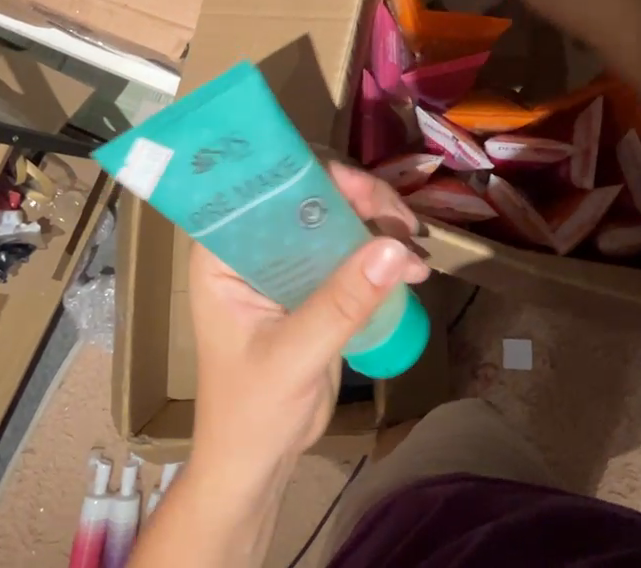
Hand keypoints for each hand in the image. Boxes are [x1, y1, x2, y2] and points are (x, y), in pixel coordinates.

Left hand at [185, 161, 430, 484]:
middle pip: (310, 198)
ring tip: (416, 253)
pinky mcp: (312, 284)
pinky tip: (413, 268)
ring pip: (336, 220)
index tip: (366, 191)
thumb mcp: (293, 356)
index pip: (268, 190)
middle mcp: (252, 247)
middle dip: (361, 201)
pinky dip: (381, 254)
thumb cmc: (251, 410)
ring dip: (378, 227)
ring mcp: (284, 264)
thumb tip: (394, 247)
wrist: (258, 462)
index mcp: (224, 252)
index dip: (317, 178)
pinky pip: (349, 251)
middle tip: (404, 224)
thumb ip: (341, 303)